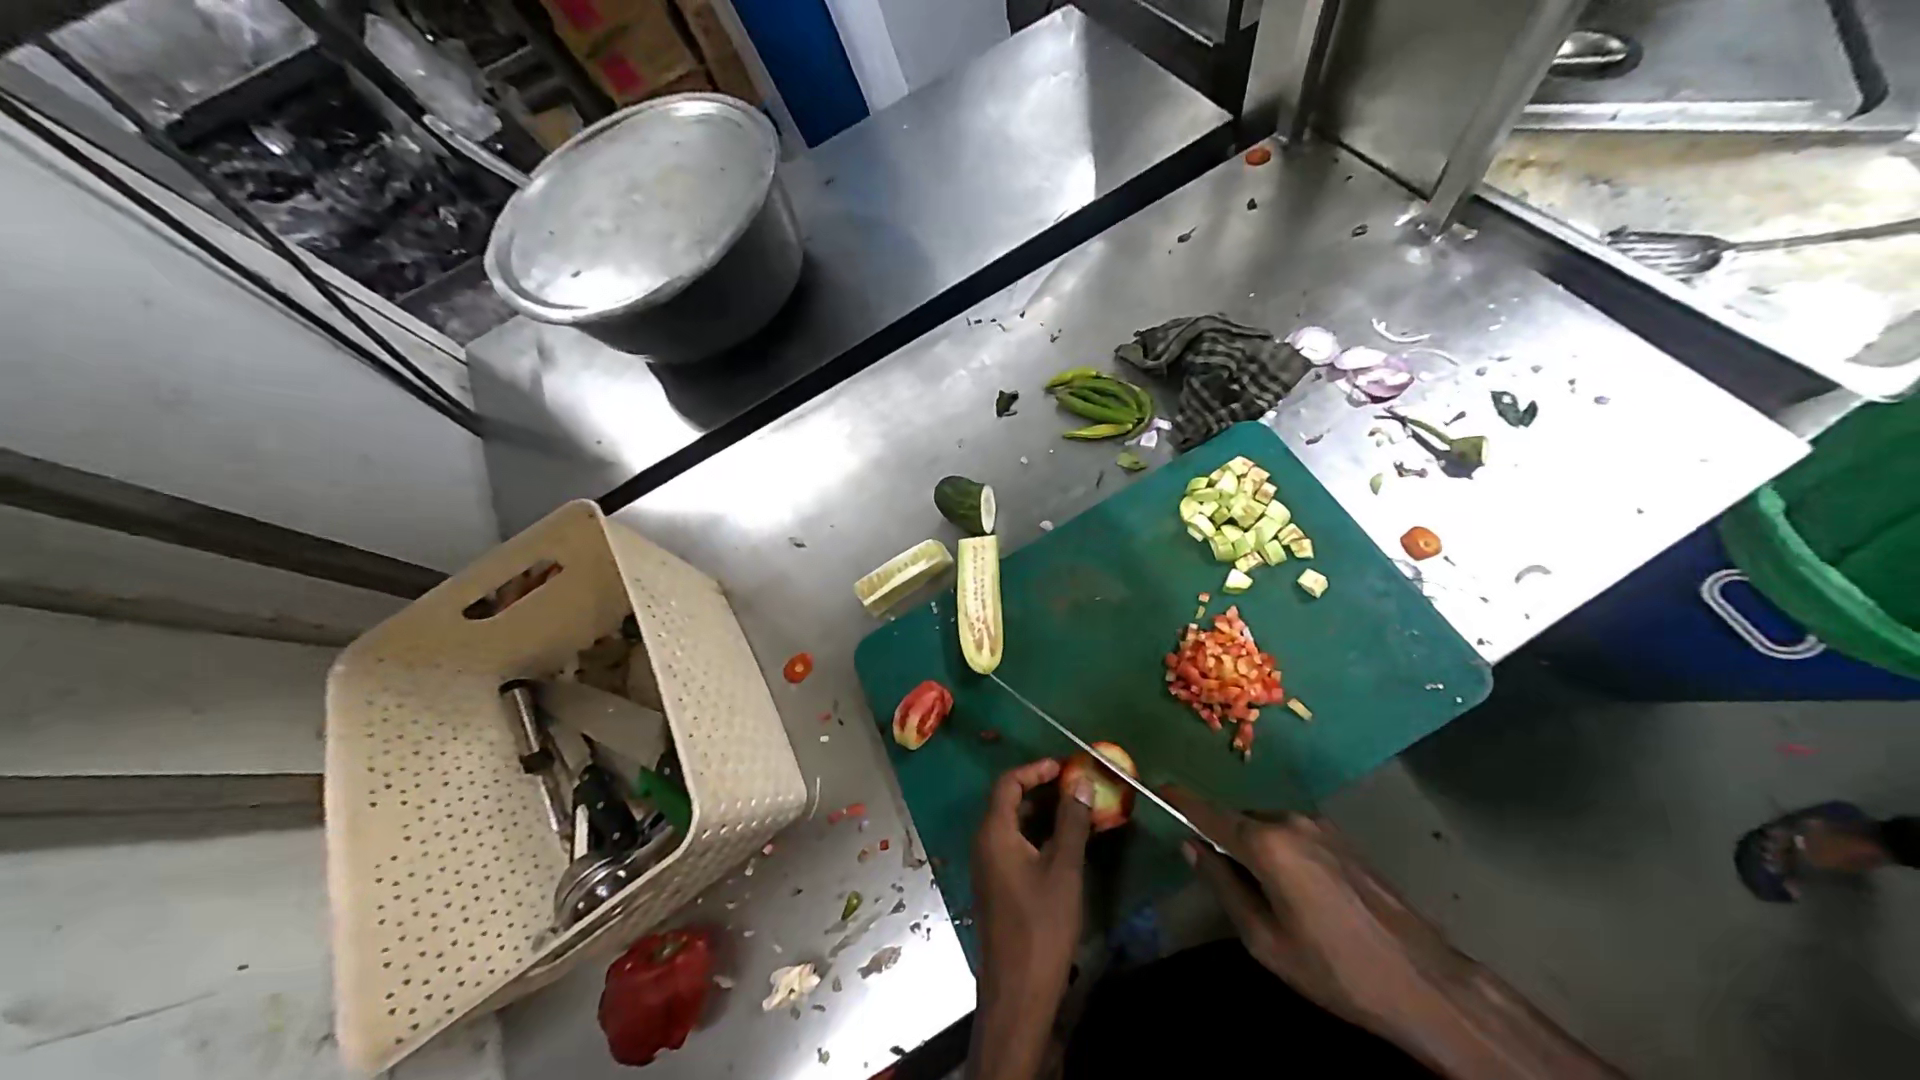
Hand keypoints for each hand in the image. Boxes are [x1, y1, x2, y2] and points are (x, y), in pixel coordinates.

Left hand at [967, 759, 1092, 1079]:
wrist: (1018, 990)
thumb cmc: (1041, 925)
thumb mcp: (1063, 869)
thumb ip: (1071, 823)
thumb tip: (1080, 783)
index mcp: (994, 833)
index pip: (1007, 783)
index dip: (1035, 770)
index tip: (1064, 766)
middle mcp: (984, 844)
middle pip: (1008, 802)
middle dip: (1041, 790)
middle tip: (1077, 786)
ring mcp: (988, 866)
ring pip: (1014, 826)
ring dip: (1042, 814)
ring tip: (1078, 810)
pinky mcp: (997, 886)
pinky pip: (1015, 846)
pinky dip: (1038, 836)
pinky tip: (1065, 844)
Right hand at [1162, 789, 1437, 1037]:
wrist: (1424, 982)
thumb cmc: (1334, 968)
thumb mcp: (1263, 939)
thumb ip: (1222, 885)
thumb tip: (1191, 847)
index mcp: (1266, 844)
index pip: (1209, 813)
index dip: (1181, 801)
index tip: (1158, 788)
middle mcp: (1290, 822)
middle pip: (1239, 821)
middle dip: (1223, 839)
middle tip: (1222, 878)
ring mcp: (1321, 827)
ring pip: (1268, 827)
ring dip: (1256, 848)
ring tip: (1266, 895)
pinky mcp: (1343, 839)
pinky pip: (1294, 834)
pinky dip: (1282, 850)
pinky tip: (1299, 892)